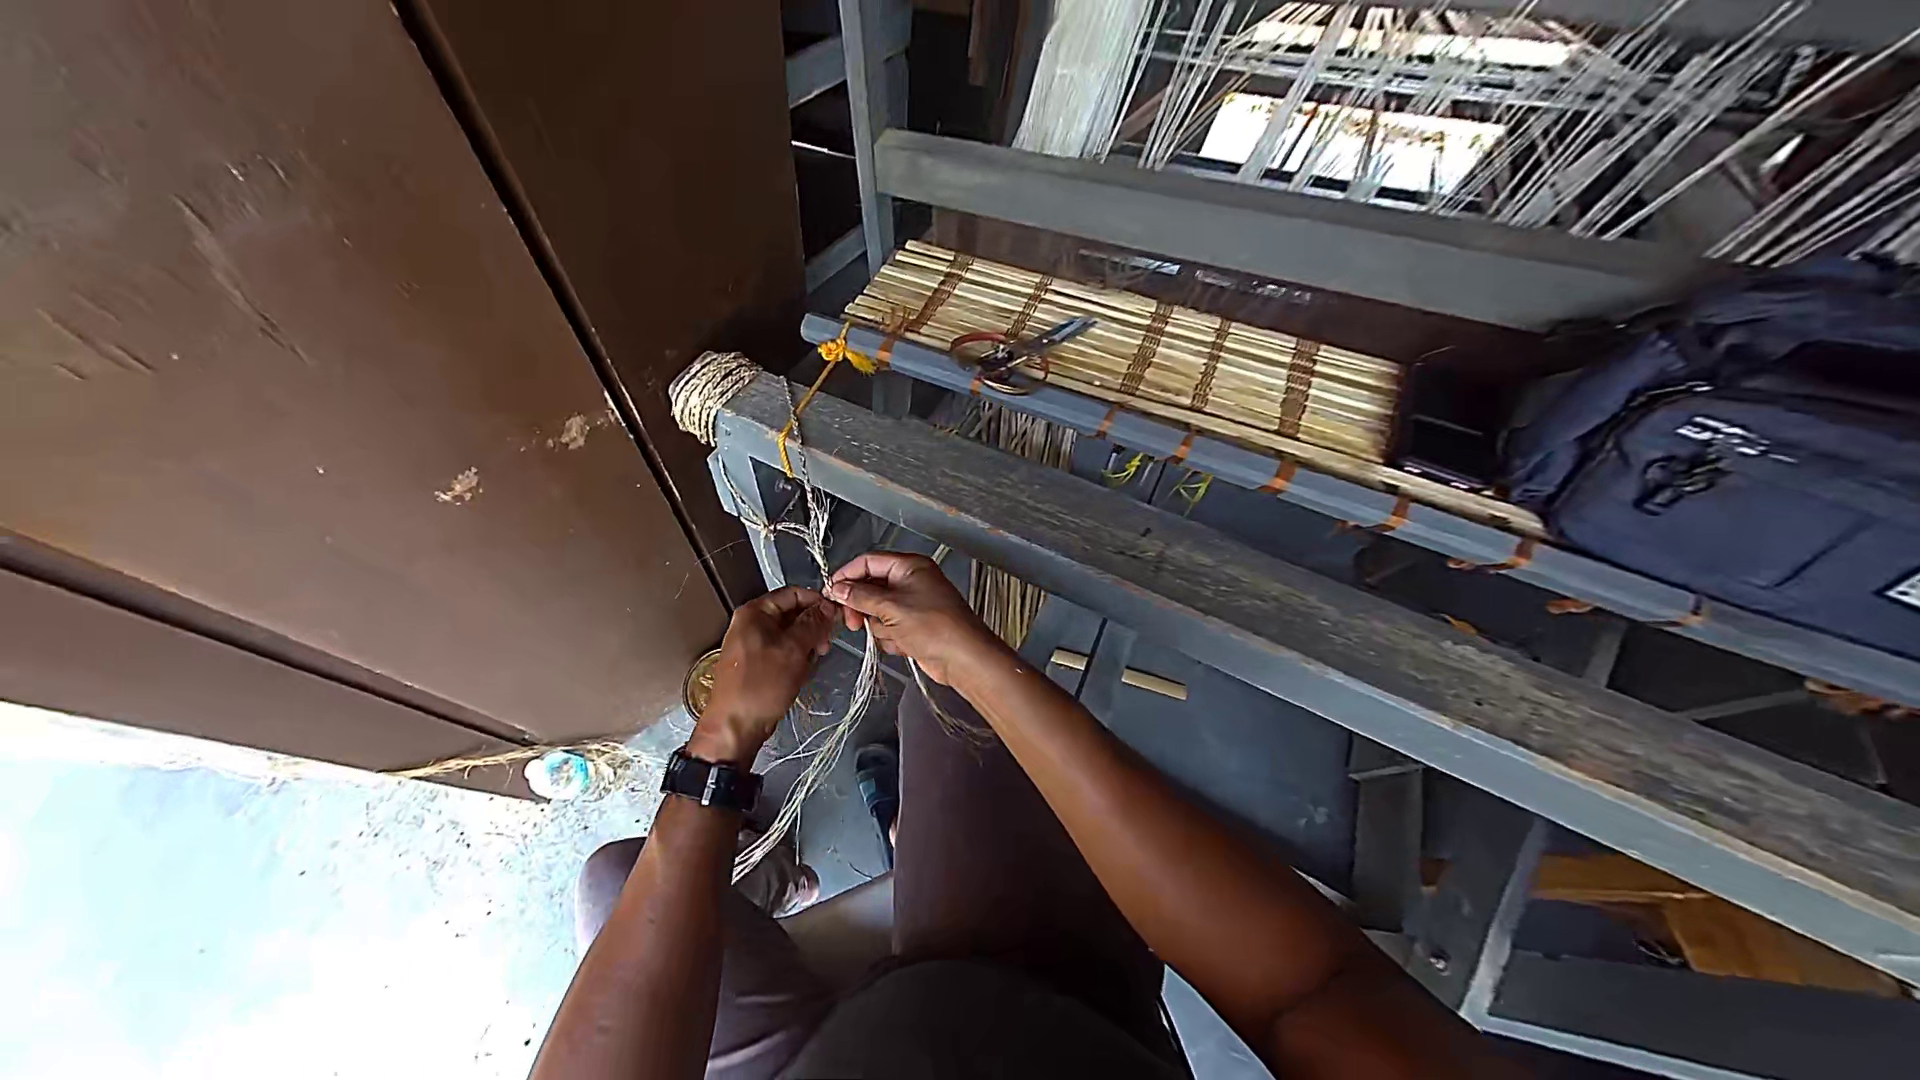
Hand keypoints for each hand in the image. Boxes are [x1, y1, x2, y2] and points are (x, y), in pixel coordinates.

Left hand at [694, 586, 837, 765]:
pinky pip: (782, 651)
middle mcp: (750, 624)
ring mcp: (752, 644)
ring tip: (812, 662)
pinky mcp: (756, 664)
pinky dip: (796, 658)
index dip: (817, 602)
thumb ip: (813, 623)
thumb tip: (827, 606)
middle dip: (813, 627)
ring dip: (806, 646)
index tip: (835, 616)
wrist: (734, 728)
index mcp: (754, 613)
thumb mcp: (794, 650)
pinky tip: (801, 673)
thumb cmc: (760, 687)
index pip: (793, 593)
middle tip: (826, 644)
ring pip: (790, 634)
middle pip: (792, 613)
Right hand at [825, 552, 1007, 684]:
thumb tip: (838, 588)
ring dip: (881, 627)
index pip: (869, 562)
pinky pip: (889, 628)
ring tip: (895, 635)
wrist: (963, 658)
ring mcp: (913, 604)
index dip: (847, 576)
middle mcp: (911, 581)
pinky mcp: (914, 626)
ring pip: (877, 612)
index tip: (831, 592)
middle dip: (862, 607)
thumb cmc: (936, 627)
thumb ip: (860, 596)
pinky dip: (891, 638)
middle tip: (854, 621)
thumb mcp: (890, 608)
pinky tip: (904, 644)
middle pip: (870, 588)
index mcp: (910, 566)